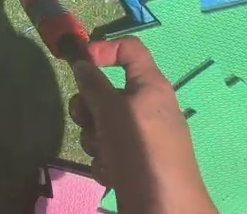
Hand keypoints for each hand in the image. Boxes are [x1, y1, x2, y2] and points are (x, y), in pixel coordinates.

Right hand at [68, 38, 218, 213]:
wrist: (165, 212)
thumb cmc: (141, 150)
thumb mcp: (112, 109)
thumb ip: (93, 83)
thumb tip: (82, 63)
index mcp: (150, 86)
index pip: (129, 49)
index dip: (104, 49)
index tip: (81, 63)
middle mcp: (147, 108)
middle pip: (108, 89)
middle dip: (89, 105)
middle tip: (85, 118)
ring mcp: (141, 138)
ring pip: (103, 122)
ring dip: (94, 136)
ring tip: (102, 153)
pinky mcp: (135, 164)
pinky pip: (109, 149)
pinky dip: (104, 159)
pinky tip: (109, 173)